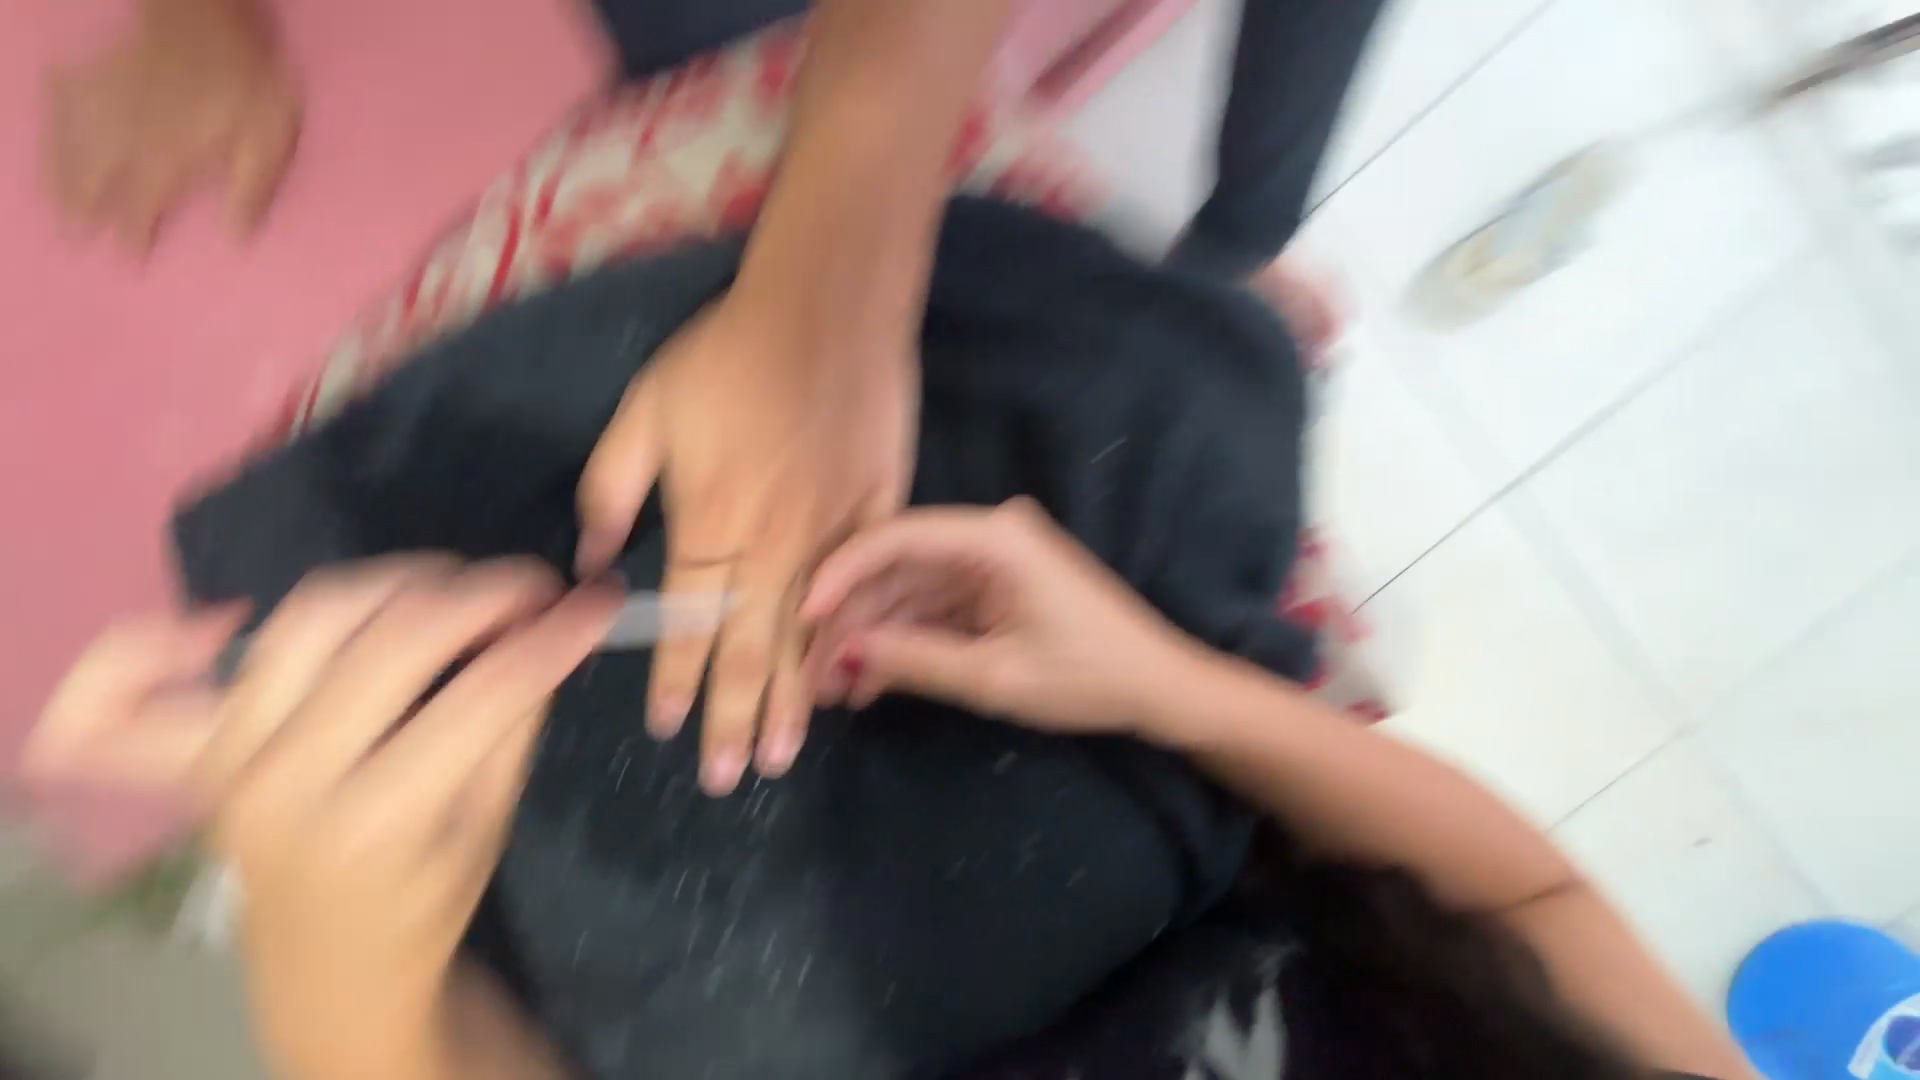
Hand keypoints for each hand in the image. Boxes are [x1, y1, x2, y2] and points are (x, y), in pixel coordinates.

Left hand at [31, 557, 621, 1076]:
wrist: (333, 961)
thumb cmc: (431, 892)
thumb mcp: (493, 815)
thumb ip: (516, 713)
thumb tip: (551, 624)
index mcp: (379, 819)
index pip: (489, 692)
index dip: (557, 634)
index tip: (602, 600)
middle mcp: (284, 781)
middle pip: (400, 637)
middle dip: (489, 592)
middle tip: (540, 585)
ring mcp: (225, 758)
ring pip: (315, 615)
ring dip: (405, 579)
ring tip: (458, 587)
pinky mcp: (191, 748)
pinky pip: (158, 672)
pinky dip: (189, 633)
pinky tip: (257, 619)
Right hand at [43, 0, 300, 253]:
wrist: (205, 14)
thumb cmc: (248, 85)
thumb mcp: (266, 144)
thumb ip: (249, 190)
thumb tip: (237, 237)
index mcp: (171, 155)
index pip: (145, 202)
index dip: (133, 230)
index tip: (124, 257)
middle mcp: (128, 131)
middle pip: (99, 176)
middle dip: (83, 207)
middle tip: (71, 237)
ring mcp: (107, 97)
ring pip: (73, 142)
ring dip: (60, 173)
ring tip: (53, 202)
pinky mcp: (100, 70)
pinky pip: (63, 97)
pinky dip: (51, 117)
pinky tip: (47, 126)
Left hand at [577, 294, 916, 794]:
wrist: (830, 313)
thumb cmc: (732, 355)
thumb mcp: (648, 405)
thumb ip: (613, 486)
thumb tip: (592, 558)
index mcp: (712, 518)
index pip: (687, 619)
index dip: (674, 677)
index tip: (665, 729)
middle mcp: (775, 542)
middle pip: (750, 644)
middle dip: (735, 714)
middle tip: (727, 776)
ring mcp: (834, 535)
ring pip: (808, 632)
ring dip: (794, 698)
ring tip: (785, 753)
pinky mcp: (878, 517)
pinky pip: (864, 593)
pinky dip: (853, 641)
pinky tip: (849, 680)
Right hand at [799, 498, 1204, 739]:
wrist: (1160, 688)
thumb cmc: (1088, 676)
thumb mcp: (995, 676)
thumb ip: (914, 661)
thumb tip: (842, 656)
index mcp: (995, 537)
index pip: (898, 538)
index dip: (843, 574)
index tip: (804, 616)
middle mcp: (987, 538)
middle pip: (898, 569)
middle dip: (853, 621)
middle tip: (811, 673)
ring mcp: (990, 564)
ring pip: (910, 594)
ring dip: (873, 638)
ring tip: (832, 690)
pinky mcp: (994, 591)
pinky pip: (934, 611)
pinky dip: (905, 644)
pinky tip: (870, 683)